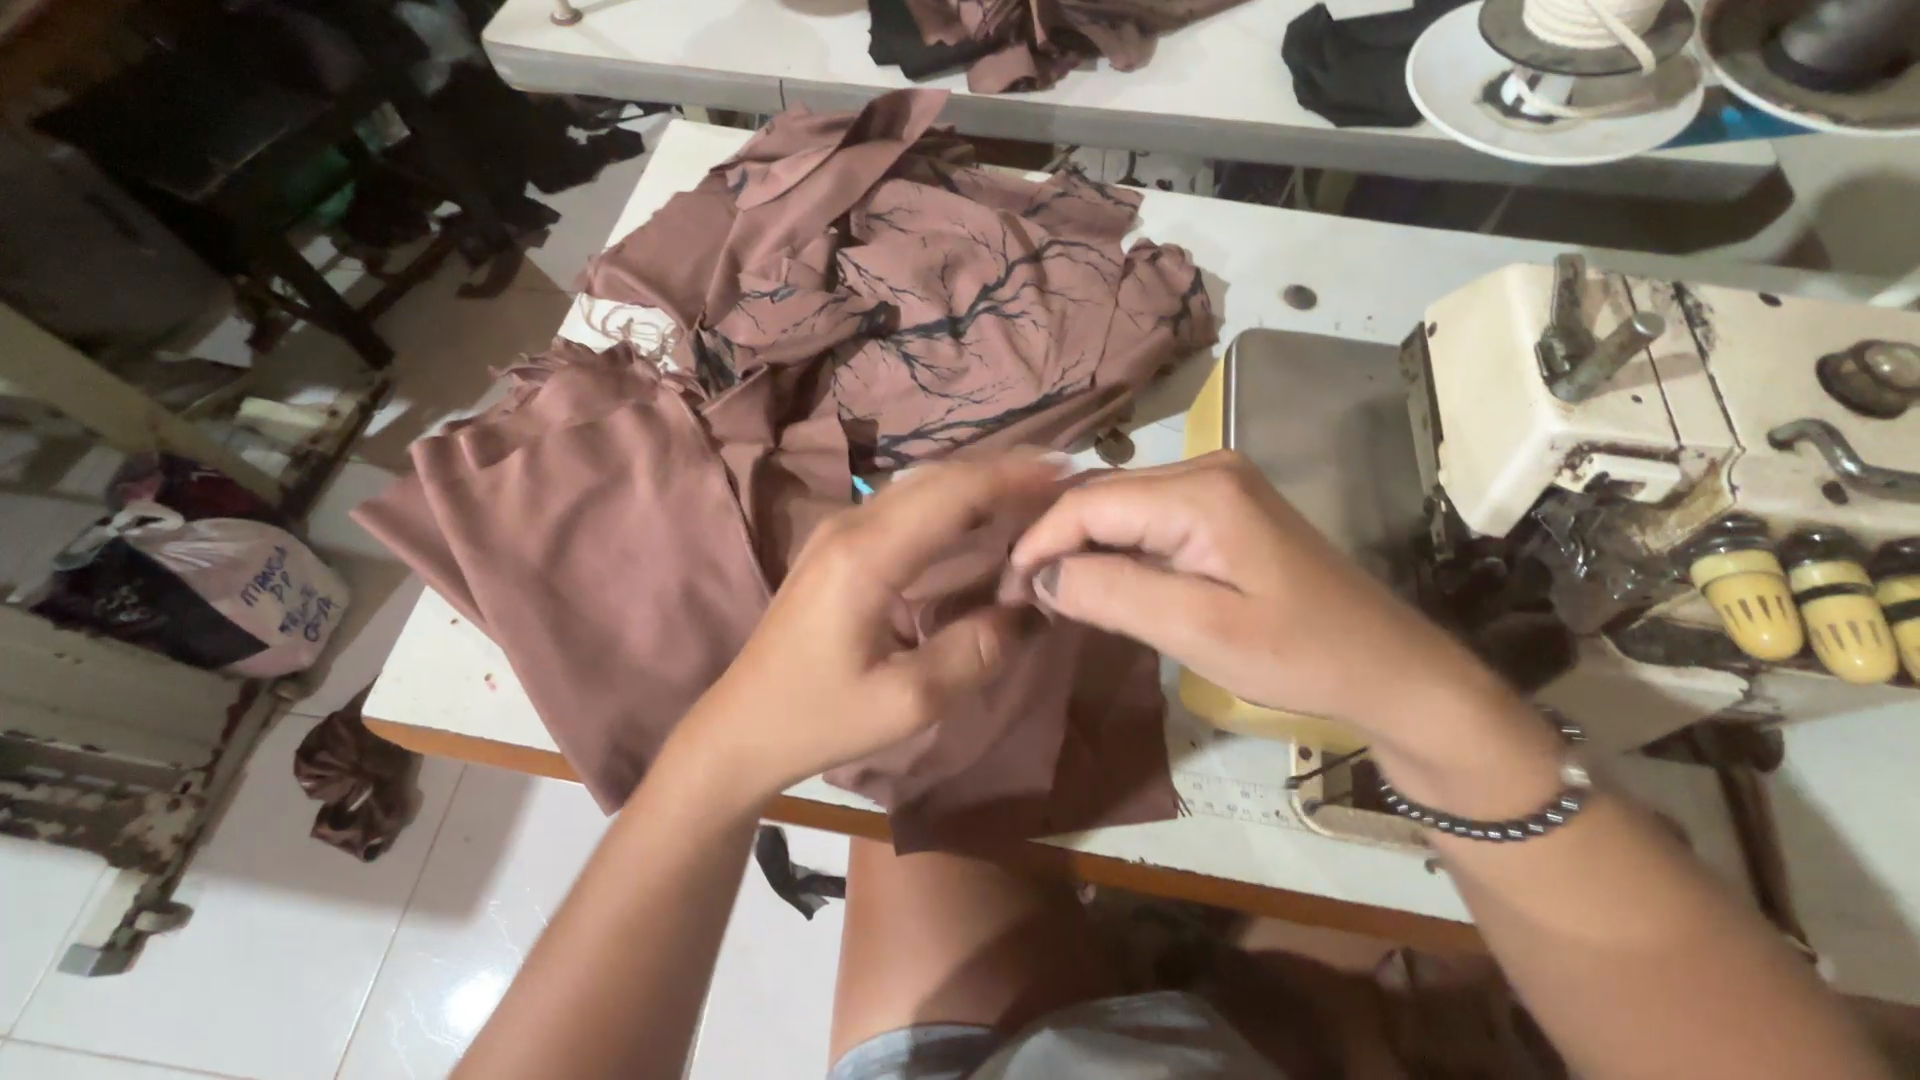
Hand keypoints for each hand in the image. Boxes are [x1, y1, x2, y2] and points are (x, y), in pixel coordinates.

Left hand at [673, 456, 1060, 801]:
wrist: (742, 725)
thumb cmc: (820, 717)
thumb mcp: (908, 701)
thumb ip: (976, 651)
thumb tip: (1031, 610)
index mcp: (867, 555)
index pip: (953, 493)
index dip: (1013, 478)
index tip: (1067, 473)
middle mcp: (851, 525)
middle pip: (938, 478)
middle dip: (1002, 474)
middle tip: (1062, 483)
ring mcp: (839, 532)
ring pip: (921, 487)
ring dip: (977, 486)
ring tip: (1033, 496)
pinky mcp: (838, 547)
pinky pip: (906, 509)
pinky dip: (952, 506)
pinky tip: (981, 524)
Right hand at [1007, 451, 1514, 752]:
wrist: (1386, 667)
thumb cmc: (1296, 654)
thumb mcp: (1196, 630)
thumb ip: (1112, 592)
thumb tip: (1040, 573)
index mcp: (1200, 490)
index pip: (1089, 502)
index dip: (1039, 543)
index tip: (1006, 590)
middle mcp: (1206, 468)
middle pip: (1102, 495)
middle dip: (1055, 541)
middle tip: (1020, 594)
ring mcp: (1219, 484)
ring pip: (1122, 505)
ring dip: (1082, 544)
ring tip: (1046, 589)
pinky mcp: (1225, 508)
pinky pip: (1149, 517)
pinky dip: (1115, 547)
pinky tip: (1097, 578)